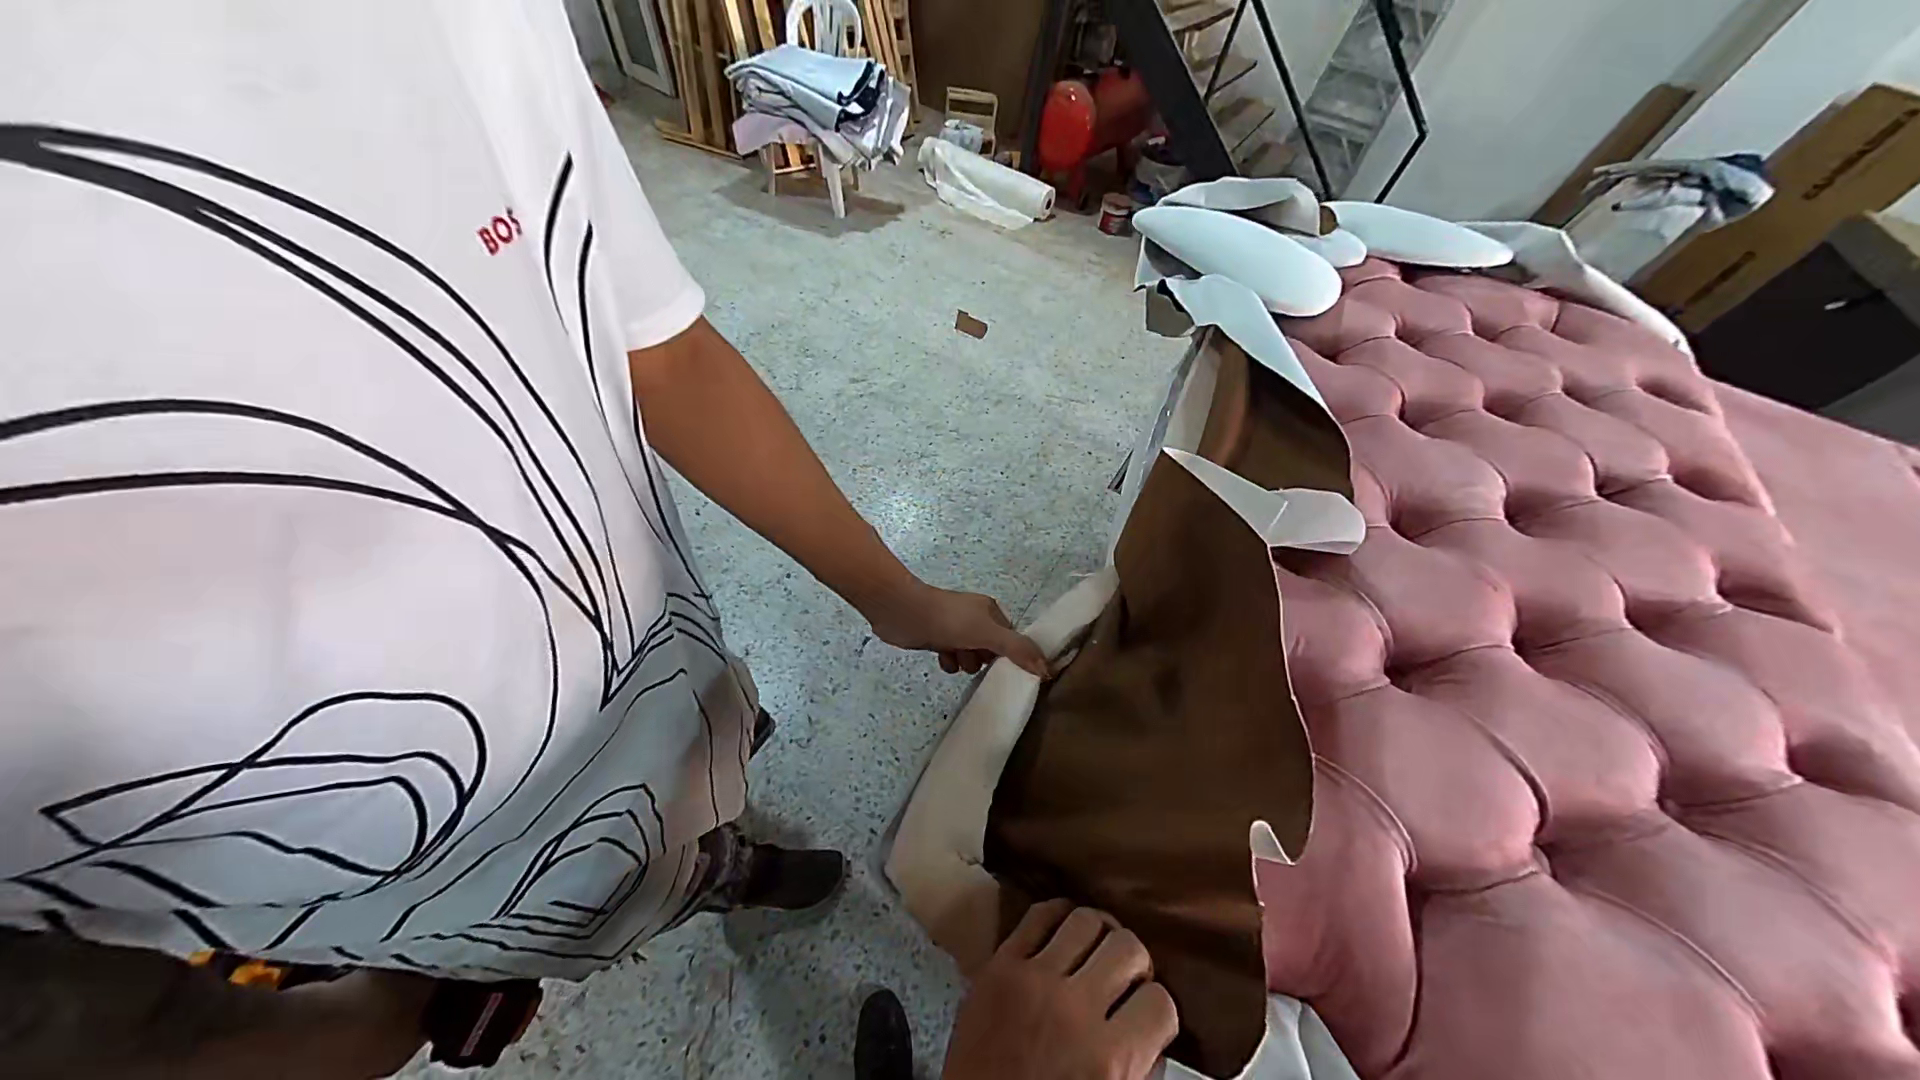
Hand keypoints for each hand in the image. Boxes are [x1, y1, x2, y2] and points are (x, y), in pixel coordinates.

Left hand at [864, 582, 1048, 676]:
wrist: (903, 612)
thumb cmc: (949, 620)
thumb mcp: (987, 633)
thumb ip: (1017, 650)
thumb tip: (1047, 669)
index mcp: (990, 611)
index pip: (1012, 638)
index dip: (1012, 655)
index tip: (1010, 672)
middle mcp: (974, 616)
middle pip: (991, 649)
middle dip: (984, 660)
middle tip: (976, 661)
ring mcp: (953, 627)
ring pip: (970, 655)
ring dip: (965, 662)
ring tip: (956, 657)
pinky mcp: (935, 637)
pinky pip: (951, 657)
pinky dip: (948, 661)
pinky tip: (942, 658)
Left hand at [942, 900, 1178, 1079]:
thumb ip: (1137, 1070)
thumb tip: (1150, 1026)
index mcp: (1108, 1061)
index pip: (1160, 1003)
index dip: (1158, 1008)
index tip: (1146, 1013)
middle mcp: (1074, 1011)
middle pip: (1128, 947)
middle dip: (1135, 961)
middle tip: (1123, 977)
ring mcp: (1033, 980)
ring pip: (1086, 920)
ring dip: (1099, 934)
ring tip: (1095, 949)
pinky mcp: (999, 964)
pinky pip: (1038, 915)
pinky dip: (1058, 915)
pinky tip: (1063, 930)